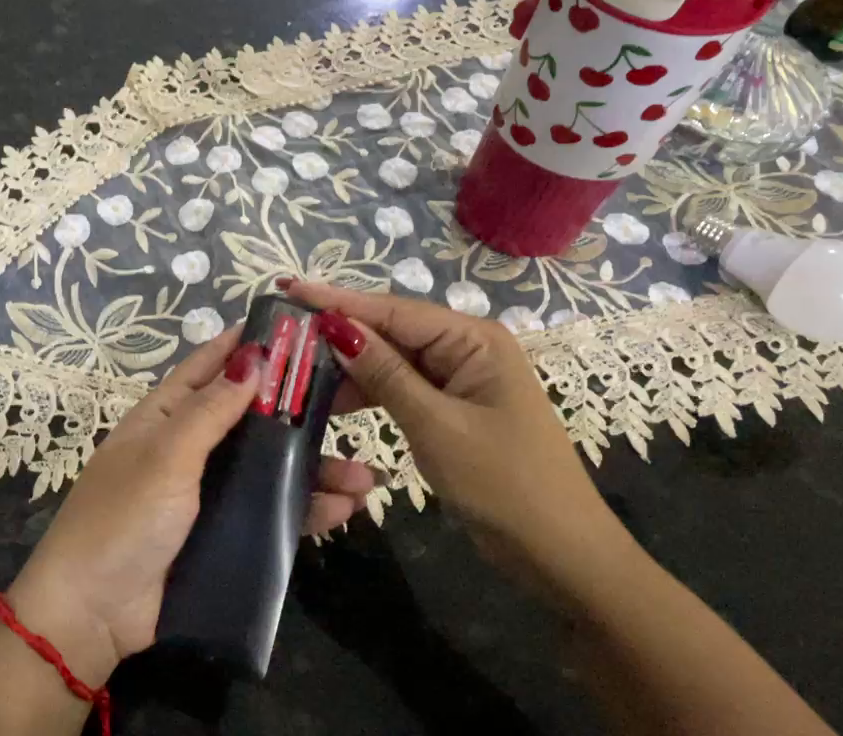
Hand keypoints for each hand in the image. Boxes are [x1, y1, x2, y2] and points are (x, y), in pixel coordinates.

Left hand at [5, 325, 378, 683]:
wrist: (94, 613)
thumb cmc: (124, 517)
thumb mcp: (166, 456)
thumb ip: (209, 410)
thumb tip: (251, 358)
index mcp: (164, 417)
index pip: (210, 367)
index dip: (248, 347)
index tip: (298, 330)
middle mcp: (187, 448)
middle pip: (251, 419)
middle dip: (300, 413)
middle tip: (355, 404)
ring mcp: (207, 494)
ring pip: (270, 468)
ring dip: (315, 468)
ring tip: (366, 477)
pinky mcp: (222, 536)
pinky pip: (271, 514)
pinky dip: (307, 509)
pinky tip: (347, 509)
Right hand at [283, 280, 636, 603]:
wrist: (559, 553)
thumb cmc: (503, 482)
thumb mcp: (435, 425)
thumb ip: (383, 373)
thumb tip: (334, 327)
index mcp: (474, 339)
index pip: (393, 310)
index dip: (337, 301)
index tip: (287, 289)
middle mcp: (466, 348)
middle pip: (390, 330)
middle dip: (338, 333)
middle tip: (282, 335)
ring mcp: (459, 379)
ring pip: (391, 360)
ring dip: (349, 367)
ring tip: (297, 370)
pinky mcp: (451, 409)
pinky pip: (401, 387)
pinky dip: (369, 393)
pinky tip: (331, 401)